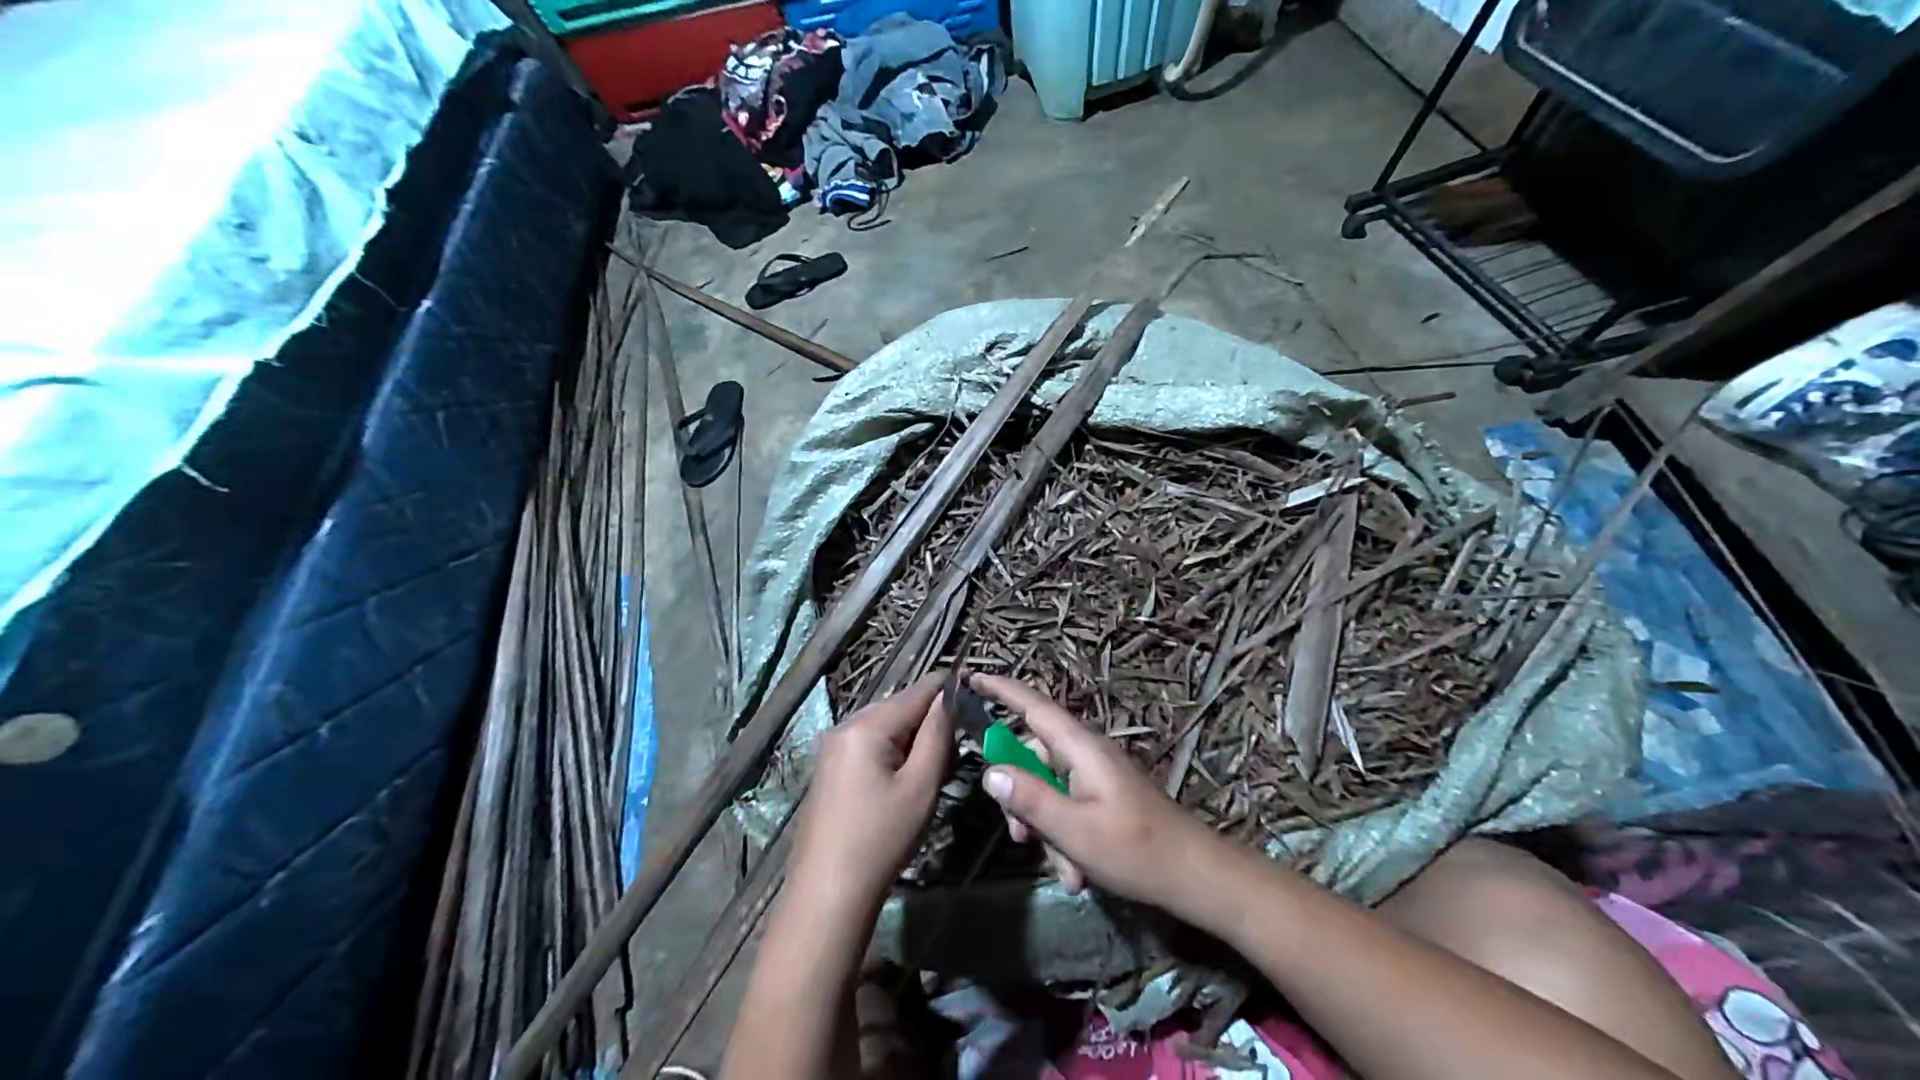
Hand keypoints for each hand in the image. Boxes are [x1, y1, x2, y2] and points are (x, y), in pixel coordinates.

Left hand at [789, 674, 952, 913]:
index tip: (976, 697)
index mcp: (867, 725)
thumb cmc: (882, 838)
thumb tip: (949, 695)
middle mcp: (845, 725)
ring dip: (913, 740)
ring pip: (886, 726)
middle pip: (900, 707)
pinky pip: (870, 745)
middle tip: (955, 754)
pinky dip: (893, 753)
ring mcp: (833, 747)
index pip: (918, 691)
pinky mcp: (830, 768)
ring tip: (933, 773)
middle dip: (930, 722)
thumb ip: (937, 734)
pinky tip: (905, 783)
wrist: (829, 892)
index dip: (948, 690)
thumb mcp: (921, 785)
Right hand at [972, 673, 1232, 911]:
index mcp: (1081, 748)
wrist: (1196, 876)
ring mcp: (1097, 775)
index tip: (971, 677)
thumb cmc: (1136, 850)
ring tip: (1063, 869)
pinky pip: (1068, 806)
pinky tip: (1076, 873)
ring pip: (1048, 788)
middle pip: (1033, 757)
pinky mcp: (1104, 797)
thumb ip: (1029, 798)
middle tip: (1020, 838)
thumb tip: (990, 772)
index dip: (1001, 689)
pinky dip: (1064, 836)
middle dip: (1021, 798)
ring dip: (1046, 828)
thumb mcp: (1073, 829)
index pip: (1033, 705)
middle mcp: (1086, 753)